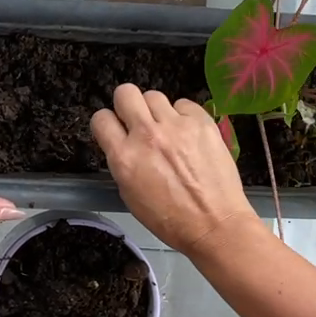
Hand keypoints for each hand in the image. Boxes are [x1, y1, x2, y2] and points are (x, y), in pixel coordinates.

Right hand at [90, 84, 259, 258]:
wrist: (214, 224)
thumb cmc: (170, 219)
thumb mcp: (130, 194)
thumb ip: (122, 162)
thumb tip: (122, 143)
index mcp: (124, 157)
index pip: (101, 119)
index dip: (107, 123)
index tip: (115, 129)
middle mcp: (147, 135)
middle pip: (125, 92)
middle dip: (127, 104)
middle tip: (137, 120)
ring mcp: (176, 125)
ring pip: (154, 96)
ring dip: (156, 111)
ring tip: (167, 130)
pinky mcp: (201, 121)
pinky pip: (184, 104)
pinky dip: (183, 116)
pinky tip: (188, 134)